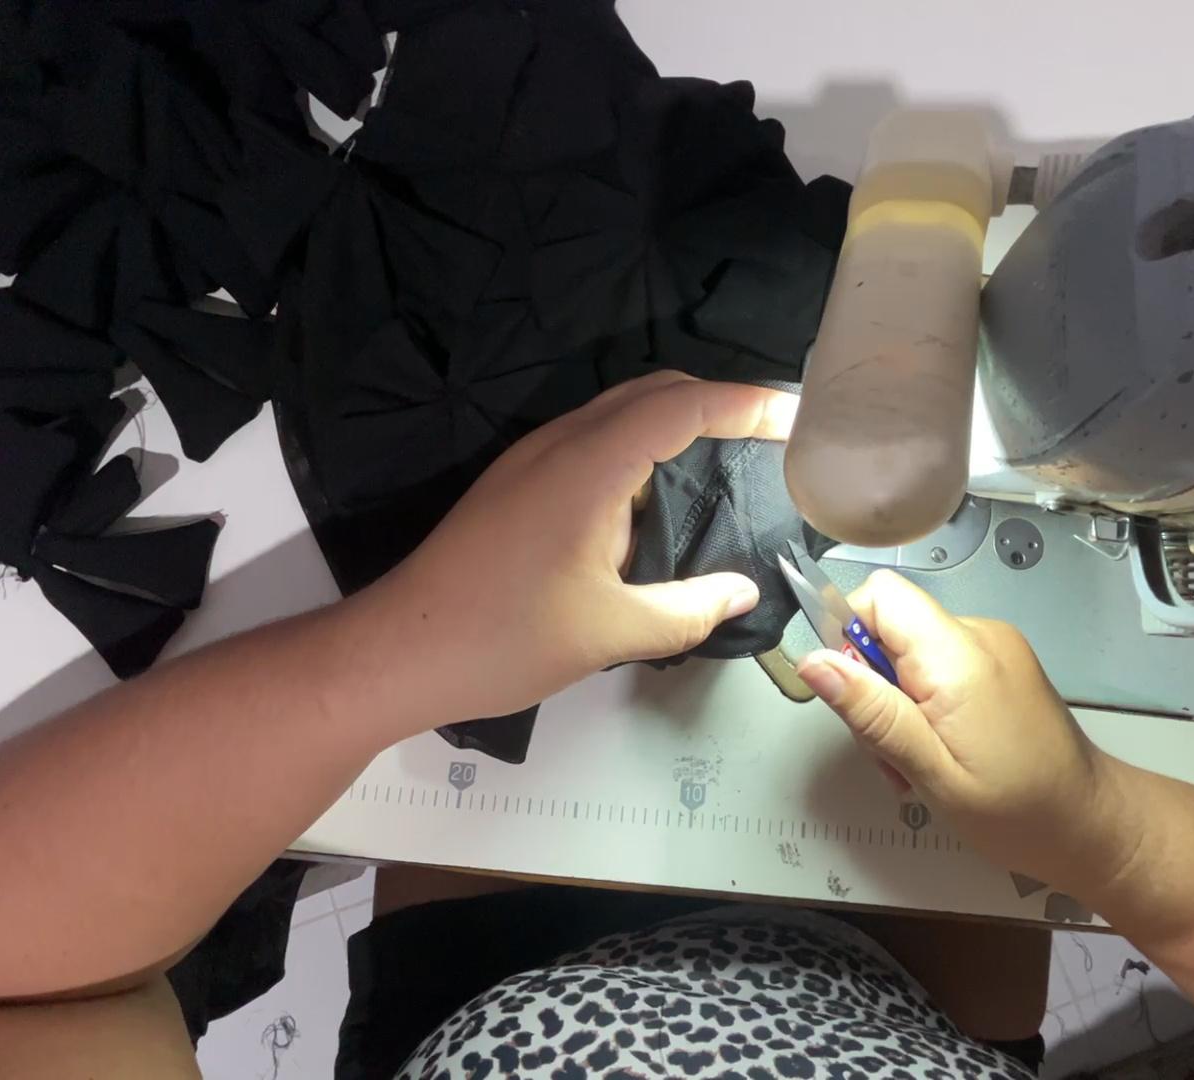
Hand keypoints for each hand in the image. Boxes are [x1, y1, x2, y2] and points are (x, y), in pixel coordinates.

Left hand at [372, 372, 796, 725]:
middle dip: (717, 401)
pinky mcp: (518, 482)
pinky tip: (657, 497)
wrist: (399, 650)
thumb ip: (689, 608)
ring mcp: (532, 459)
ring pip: (619, 412)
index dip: (745, 403)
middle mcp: (560, 443)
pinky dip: (640, 449)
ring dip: (675, 422)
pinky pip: (593, 441)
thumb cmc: (505, 638)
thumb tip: (743, 592)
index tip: (794, 417)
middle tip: (767, 437)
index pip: (681, 405)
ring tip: (725, 461)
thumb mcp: (612, 630)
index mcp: (589, 465)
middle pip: (652, 390)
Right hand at [795, 571, 1130, 885]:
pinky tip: (936, 746)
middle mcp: (977, 634)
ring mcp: (991, 645)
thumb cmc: (1018, 810)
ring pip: (905, 648)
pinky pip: (934, 661)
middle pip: (888, 625)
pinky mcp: (997, 661)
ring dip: (894, 700)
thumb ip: (871, 711)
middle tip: (890, 747)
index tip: (856, 692)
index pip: (880, 594)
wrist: (1093, 828)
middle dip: (871, 683)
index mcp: (958, 655)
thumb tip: (813, 662)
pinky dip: (920, 700)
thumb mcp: (930, 770)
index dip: (851, 632)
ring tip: (917, 758)